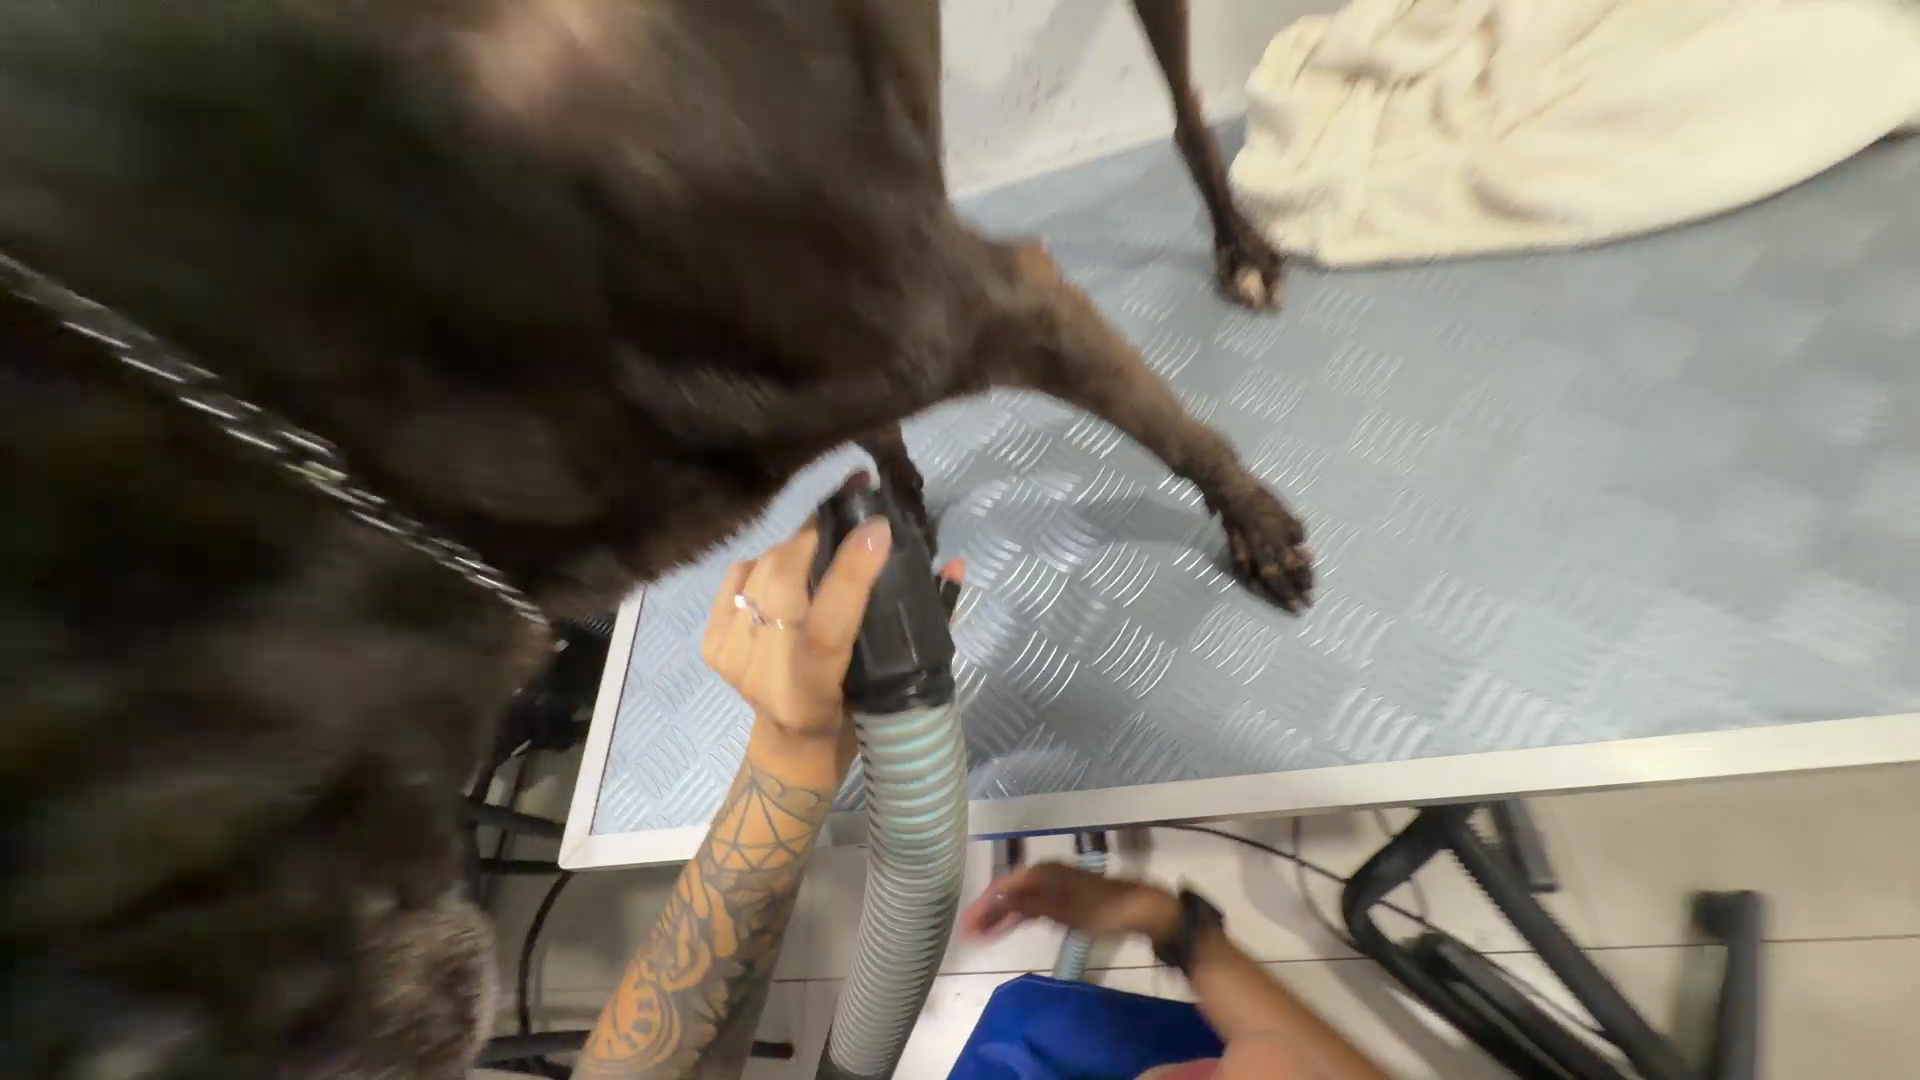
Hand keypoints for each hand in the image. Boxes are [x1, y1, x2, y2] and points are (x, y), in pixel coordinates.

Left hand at [702, 479, 962, 744]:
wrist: (793, 741)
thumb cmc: (855, 706)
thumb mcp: (895, 673)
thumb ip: (926, 620)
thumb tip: (954, 564)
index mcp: (813, 690)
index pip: (826, 625)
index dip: (852, 572)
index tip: (878, 528)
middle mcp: (764, 674)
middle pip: (784, 579)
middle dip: (819, 536)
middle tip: (849, 517)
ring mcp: (731, 657)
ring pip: (761, 568)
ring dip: (795, 547)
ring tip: (822, 545)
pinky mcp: (712, 642)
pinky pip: (738, 574)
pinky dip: (764, 562)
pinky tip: (785, 572)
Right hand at [959, 862, 1178, 942]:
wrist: (1135, 909)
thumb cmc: (1097, 909)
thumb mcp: (1059, 910)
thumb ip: (1026, 903)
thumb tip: (995, 894)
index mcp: (1039, 872)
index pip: (1002, 886)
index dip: (983, 904)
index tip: (965, 925)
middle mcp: (1042, 873)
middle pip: (1008, 891)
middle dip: (987, 910)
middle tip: (967, 932)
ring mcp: (1052, 885)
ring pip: (1018, 899)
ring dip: (999, 915)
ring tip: (981, 935)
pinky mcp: (1061, 898)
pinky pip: (1030, 906)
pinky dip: (1017, 917)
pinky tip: (1007, 928)